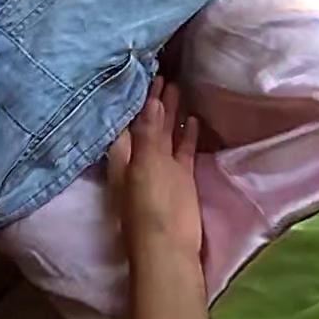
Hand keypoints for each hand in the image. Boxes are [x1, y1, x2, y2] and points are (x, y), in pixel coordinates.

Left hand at [107, 77, 201, 262]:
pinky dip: (188, 134)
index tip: (145, 72)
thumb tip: (151, 101)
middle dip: (155, 100)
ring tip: (179, 85)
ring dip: (172, 112)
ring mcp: (162, 167)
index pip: (129, 119)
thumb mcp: (145, 165)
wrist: (169, 247)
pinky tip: (193, 117)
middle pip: (148, 122)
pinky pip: (183, 149)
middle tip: (165, 72)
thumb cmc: (150, 206)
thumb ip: (149, 133)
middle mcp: (141, 157)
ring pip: (167, 133)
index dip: (136, 98)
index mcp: (125, 155)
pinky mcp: (181, 177)